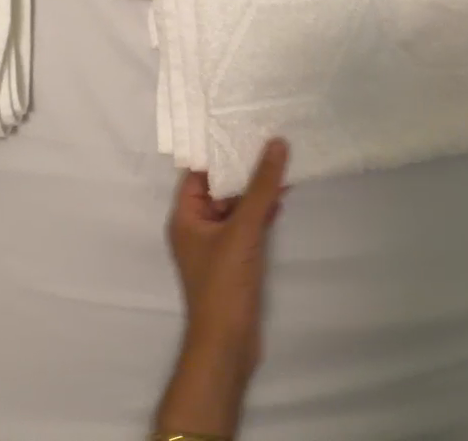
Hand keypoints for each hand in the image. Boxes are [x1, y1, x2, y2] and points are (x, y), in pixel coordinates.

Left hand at [156, 138, 288, 436]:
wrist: (229, 344)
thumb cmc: (224, 284)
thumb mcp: (244, 229)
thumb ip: (262, 186)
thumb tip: (276, 143)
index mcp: (185, 217)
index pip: (198, 172)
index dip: (218, 149)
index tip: (241, 124)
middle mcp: (196, 227)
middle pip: (219, 186)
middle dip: (243, 166)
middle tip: (269, 137)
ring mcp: (216, 244)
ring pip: (236, 205)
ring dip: (256, 188)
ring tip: (282, 161)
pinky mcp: (235, 259)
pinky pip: (246, 224)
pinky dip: (262, 209)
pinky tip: (282, 196)